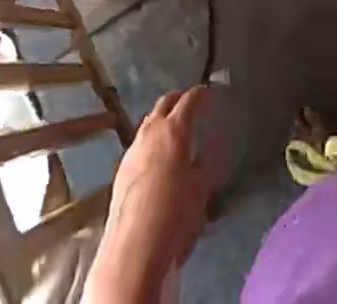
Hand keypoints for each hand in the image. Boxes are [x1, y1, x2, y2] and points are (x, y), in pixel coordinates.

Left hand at [88, 87, 216, 302]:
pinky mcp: (122, 166)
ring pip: (150, 121)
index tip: (209, 93)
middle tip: (191, 102)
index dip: (201, 94)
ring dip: (163, 117)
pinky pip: (141, 141)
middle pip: (165, 103)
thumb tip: (214, 142)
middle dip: (179, 98)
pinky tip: (157, 155)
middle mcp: (151, 131)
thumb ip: (209, 161)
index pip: (189, 101)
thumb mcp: (202, 188)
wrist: (134, 244)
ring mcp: (133, 147)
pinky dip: (152, 138)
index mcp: (175, 130)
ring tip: (175, 128)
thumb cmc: (176, 214)